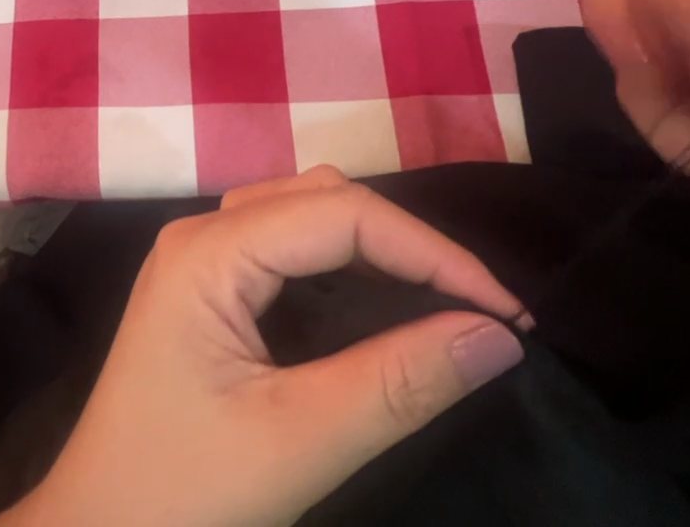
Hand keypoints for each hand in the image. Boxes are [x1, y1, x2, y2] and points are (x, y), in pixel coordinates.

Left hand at [0, 167, 531, 526]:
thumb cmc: (181, 492)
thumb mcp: (298, 442)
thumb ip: (398, 383)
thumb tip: (498, 335)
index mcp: (209, 253)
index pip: (342, 213)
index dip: (433, 251)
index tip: (508, 313)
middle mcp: (201, 234)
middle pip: (323, 198)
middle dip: (408, 242)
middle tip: (480, 308)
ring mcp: (199, 257)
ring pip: (305, 213)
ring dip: (377, 245)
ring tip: (442, 299)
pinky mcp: (206, 286)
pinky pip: (286, 245)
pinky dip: (343, 261)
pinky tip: (377, 299)